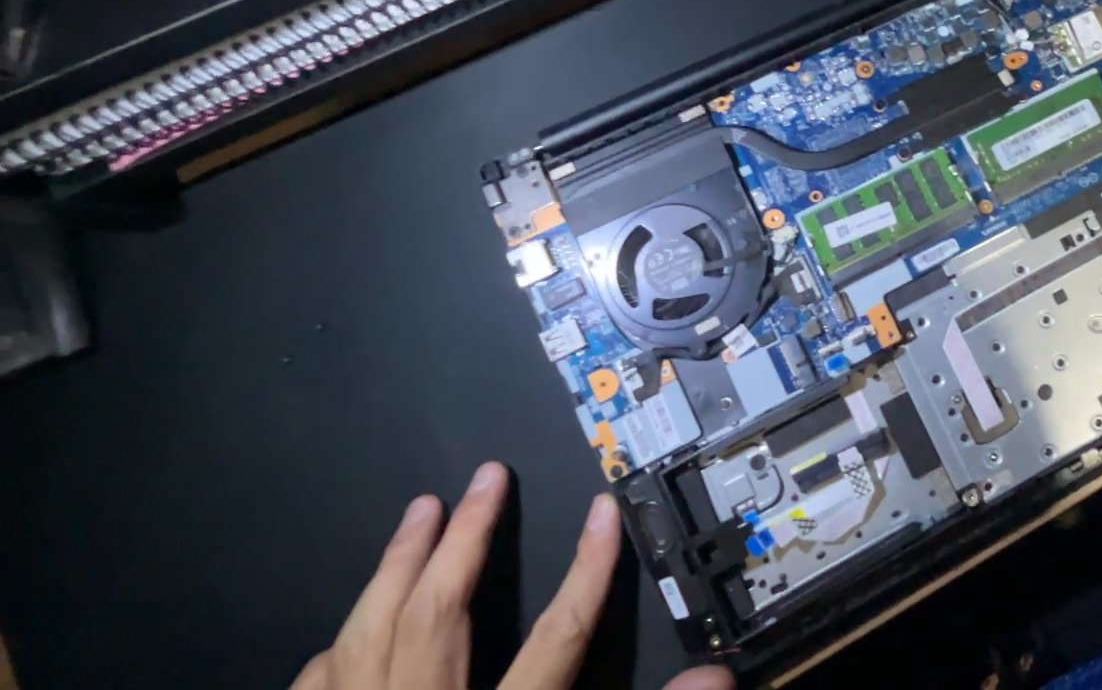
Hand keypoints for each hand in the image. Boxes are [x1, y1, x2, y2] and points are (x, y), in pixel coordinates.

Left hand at [293, 461, 733, 689]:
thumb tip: (716, 681)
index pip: (554, 643)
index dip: (586, 571)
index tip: (606, 510)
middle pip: (437, 619)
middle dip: (466, 539)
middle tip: (484, 478)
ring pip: (365, 638)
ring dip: (394, 568)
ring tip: (419, 512)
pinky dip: (340, 648)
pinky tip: (349, 629)